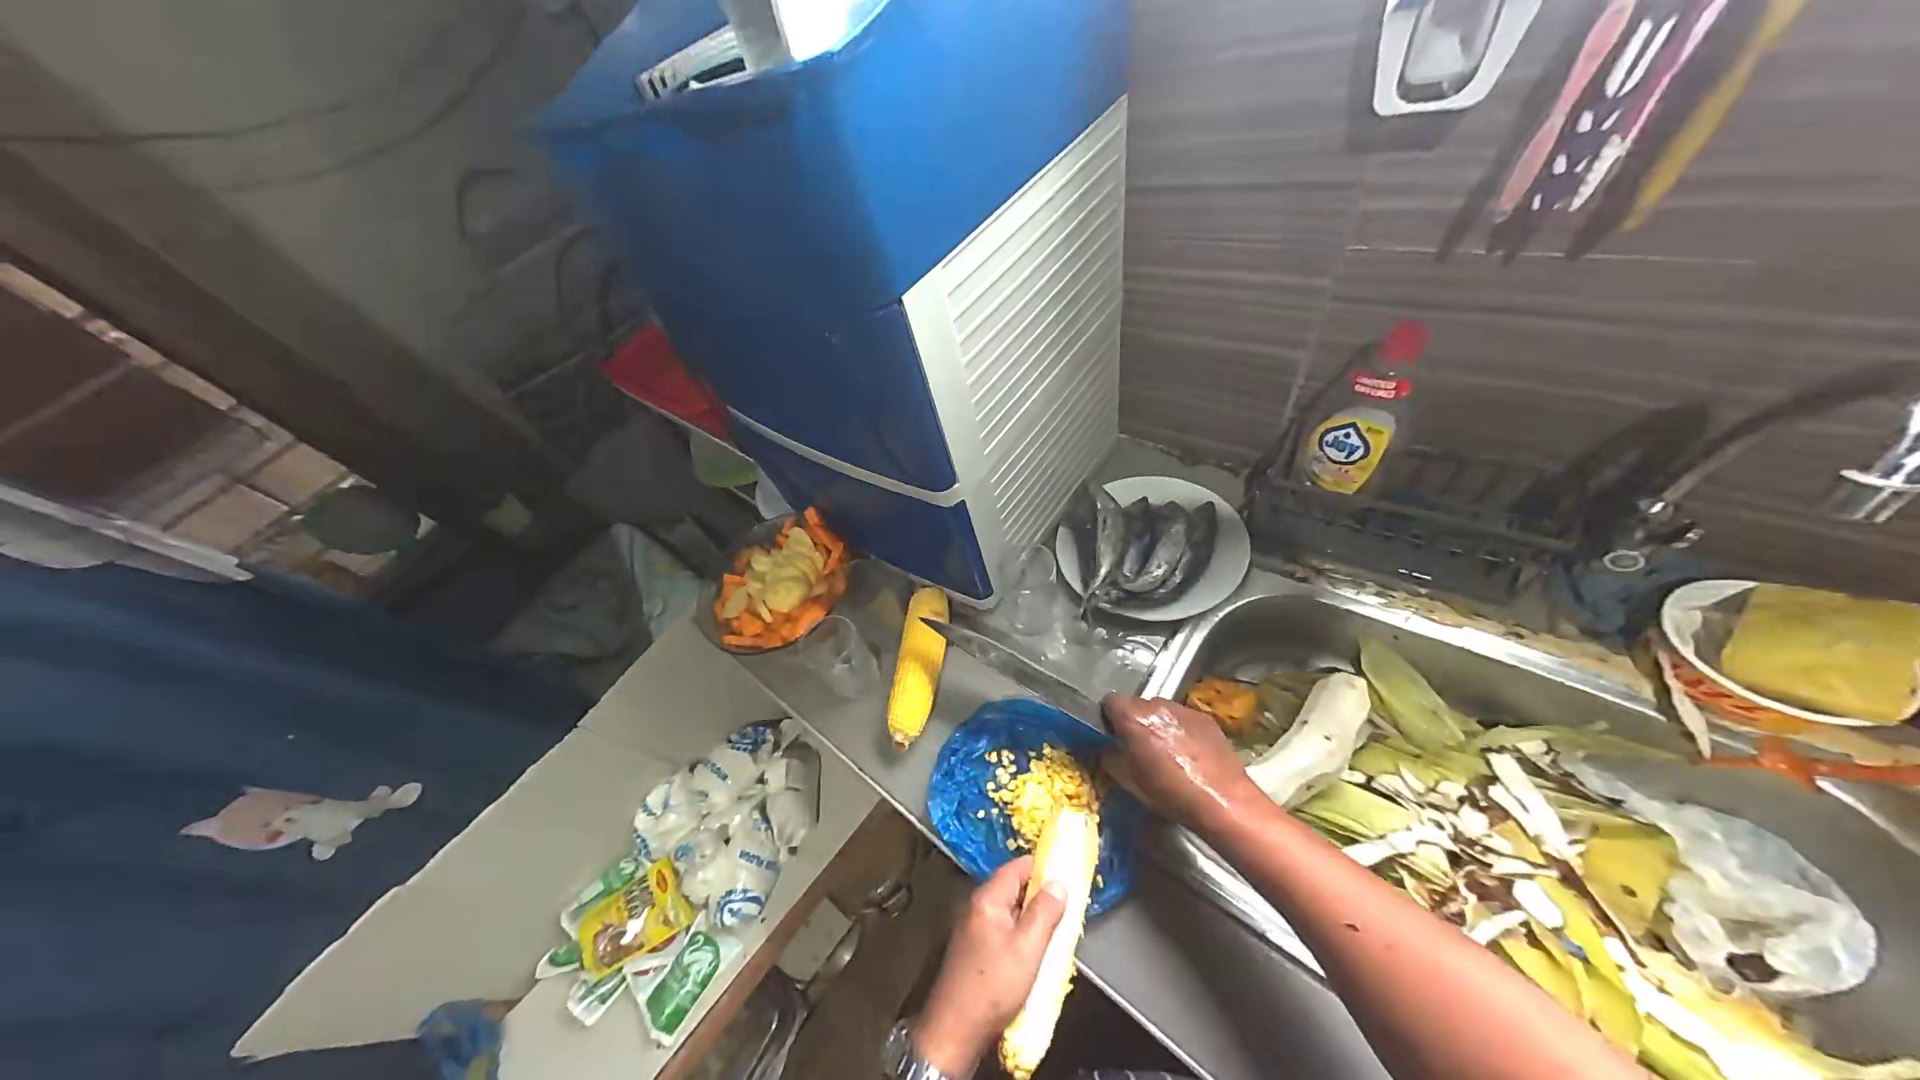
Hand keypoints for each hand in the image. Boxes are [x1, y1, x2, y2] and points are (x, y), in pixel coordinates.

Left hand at [914, 855, 1065, 1075]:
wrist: (955, 1029)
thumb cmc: (993, 985)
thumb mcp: (1027, 947)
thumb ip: (1044, 912)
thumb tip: (1058, 882)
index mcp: (987, 898)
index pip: (1017, 867)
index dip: (1042, 867)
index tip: (1067, 876)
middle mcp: (978, 907)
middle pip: (1014, 888)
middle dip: (1041, 896)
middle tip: (1066, 908)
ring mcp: (975, 928)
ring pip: (1011, 911)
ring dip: (1033, 918)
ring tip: (1056, 932)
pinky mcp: (977, 949)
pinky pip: (1005, 930)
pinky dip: (1022, 934)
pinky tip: (1036, 952)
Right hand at [1102, 694, 1266, 834]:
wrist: (1223, 801)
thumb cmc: (1170, 793)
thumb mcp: (1129, 781)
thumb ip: (1109, 757)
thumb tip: (1105, 748)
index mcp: (1134, 717)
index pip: (1110, 700)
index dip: (1108, 717)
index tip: (1111, 734)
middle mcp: (1158, 705)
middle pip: (1136, 704)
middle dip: (1134, 720)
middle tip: (1138, 745)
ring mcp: (1185, 709)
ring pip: (1161, 710)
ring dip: (1157, 723)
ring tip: (1166, 750)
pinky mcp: (1206, 719)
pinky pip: (1183, 718)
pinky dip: (1179, 729)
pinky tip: (1188, 753)